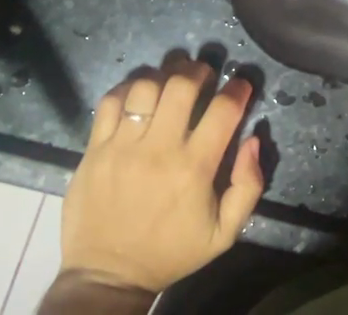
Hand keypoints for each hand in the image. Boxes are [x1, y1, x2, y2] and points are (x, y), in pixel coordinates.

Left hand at [54, 54, 265, 302]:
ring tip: (170, 81)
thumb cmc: (171, 252)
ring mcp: (122, 147)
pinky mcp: (94, 150)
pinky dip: (127, 89)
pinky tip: (138, 94)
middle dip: (198, 71)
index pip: (223, 109)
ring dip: (163, 76)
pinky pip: (110, 102)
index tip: (240, 85)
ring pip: (145, 87)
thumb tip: (253, 140)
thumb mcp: (224, 233)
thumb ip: (248, 187)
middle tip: (203, 74)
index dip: (238, 88)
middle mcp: (159, 150)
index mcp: (194, 168)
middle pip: (181, 85)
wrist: (108, 276)